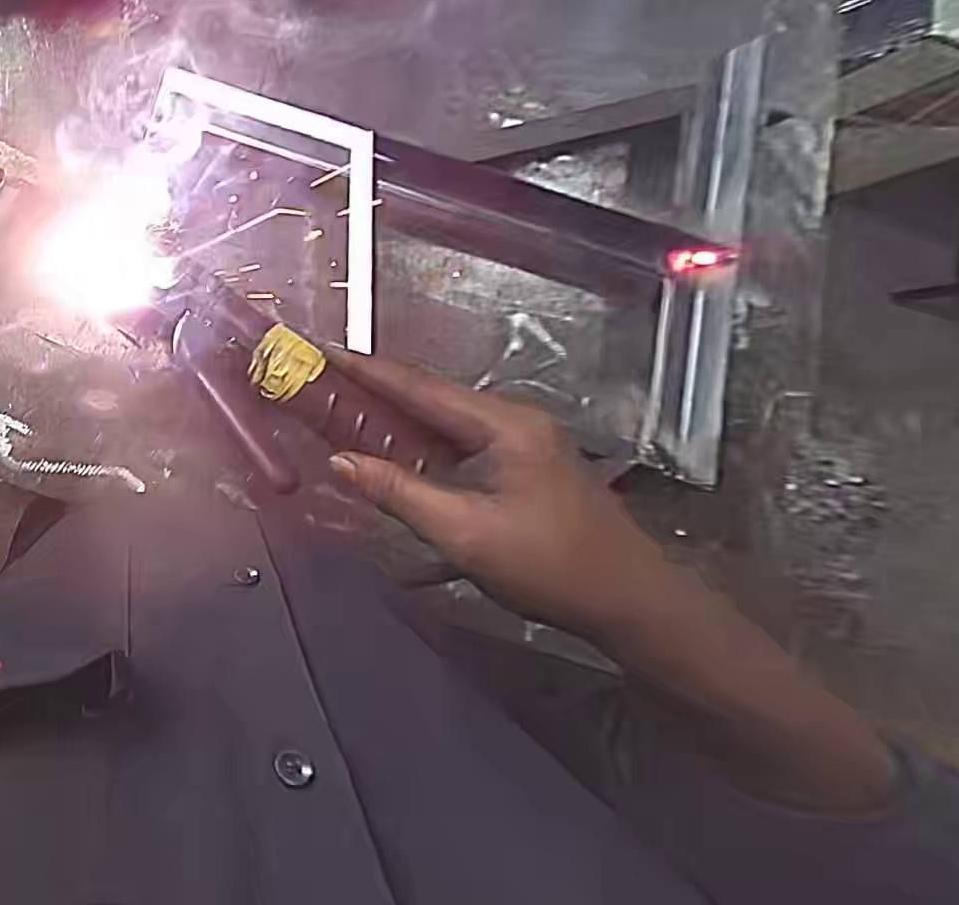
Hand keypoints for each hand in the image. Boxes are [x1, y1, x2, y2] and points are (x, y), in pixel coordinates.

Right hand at [328, 350, 895, 813]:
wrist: (635, 604)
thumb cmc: (551, 565)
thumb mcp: (464, 532)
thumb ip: (397, 491)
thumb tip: (338, 461)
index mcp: (502, 425)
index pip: (419, 387)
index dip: (367, 370)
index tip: (324, 353)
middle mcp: (510, 419)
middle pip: (428, 392)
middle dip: (373, 382)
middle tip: (323, 376)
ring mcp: (516, 438)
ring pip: (438, 412)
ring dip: (390, 405)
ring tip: (342, 399)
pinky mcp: (515, 459)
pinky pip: (451, 433)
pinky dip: (411, 430)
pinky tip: (386, 437)